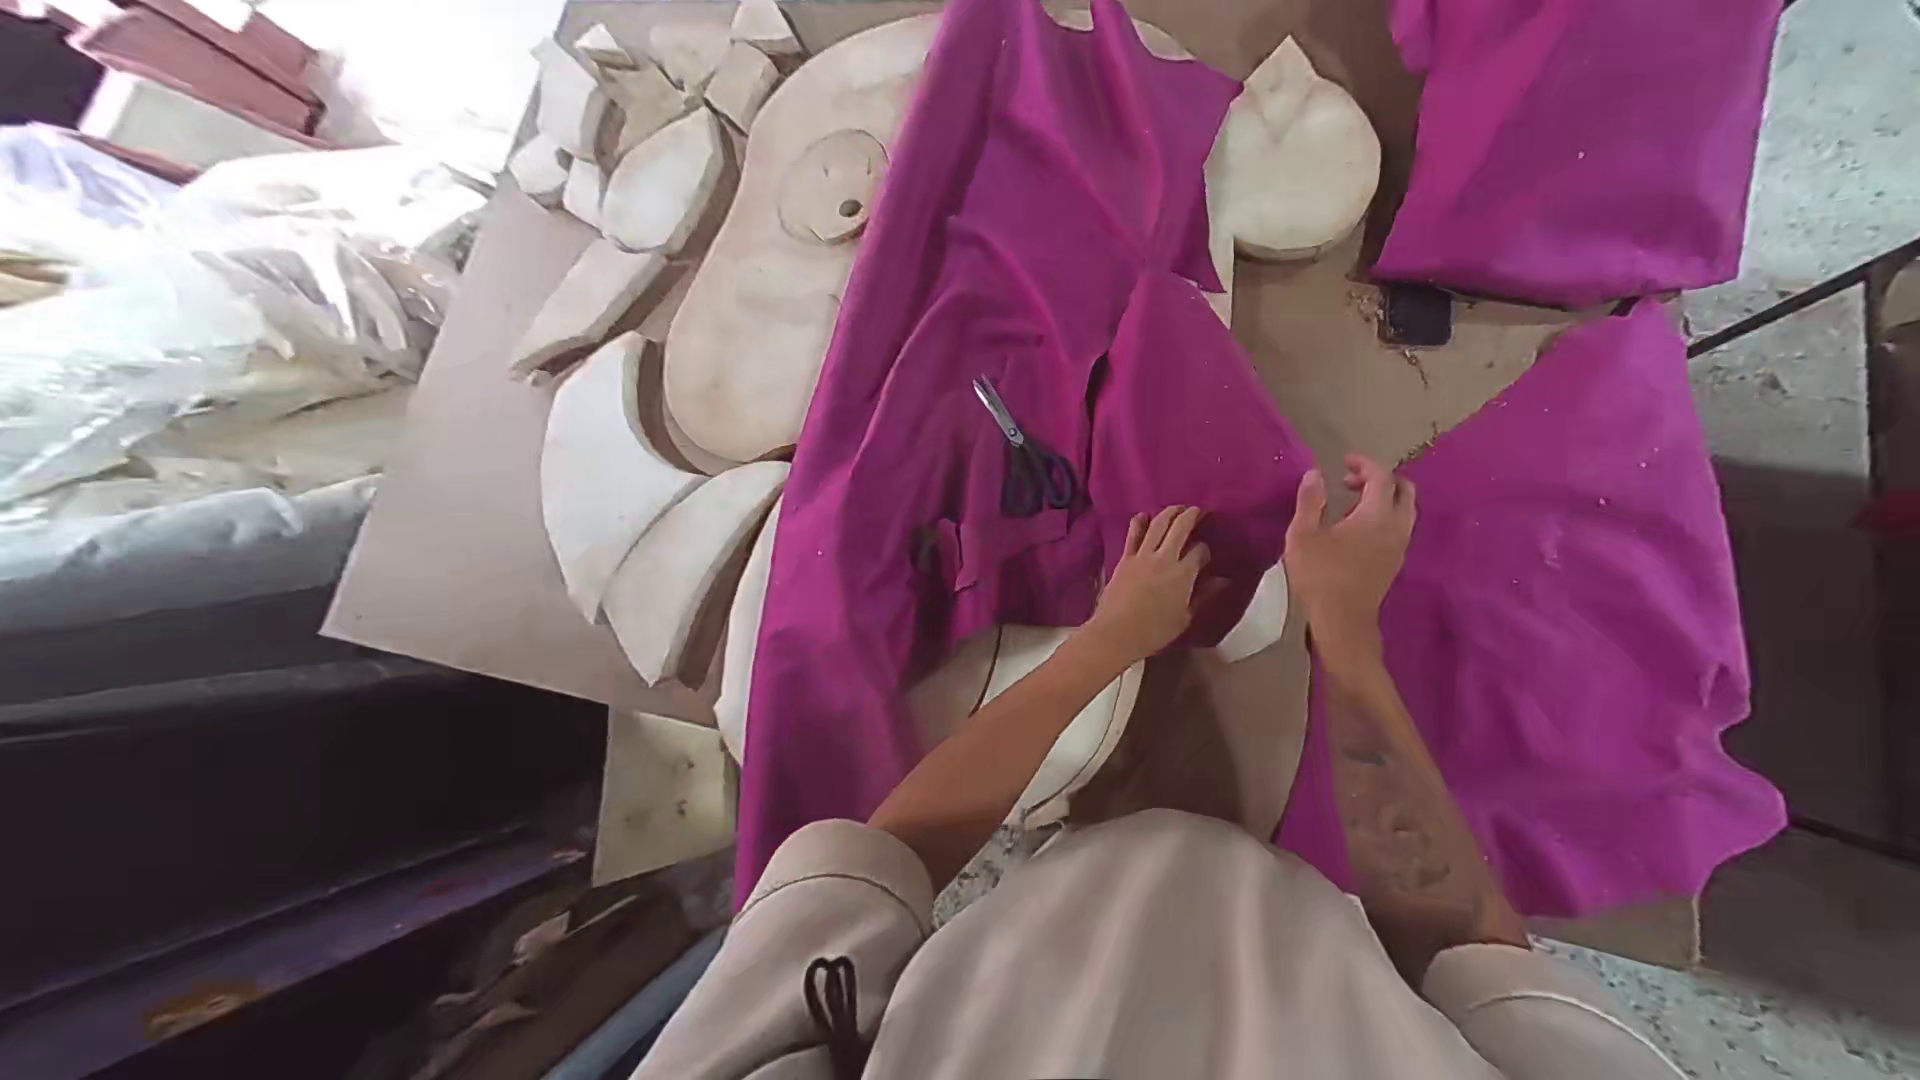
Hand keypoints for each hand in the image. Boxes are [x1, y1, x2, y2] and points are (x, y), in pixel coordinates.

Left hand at [1081, 505, 1215, 665]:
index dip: (1205, 550)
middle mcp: (1165, 558)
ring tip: (1177, 508)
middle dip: (1191, 516)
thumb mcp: (1185, 617)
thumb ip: (1203, 595)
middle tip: (1198, 511)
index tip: (1205, 555)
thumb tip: (1223, 580)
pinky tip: (1144, 515)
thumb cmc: (1154, 631)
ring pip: (1158, 525)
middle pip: (1180, 528)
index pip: (1199, 551)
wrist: (1117, 632)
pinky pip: (1133, 534)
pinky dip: (1139, 522)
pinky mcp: (1125, 558)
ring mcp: (1142, 556)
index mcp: (1184, 574)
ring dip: (1169, 512)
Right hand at [1283, 454, 1415, 673]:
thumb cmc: (1319, 574)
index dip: (1364, 463)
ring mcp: (1400, 544)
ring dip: (1383, 497)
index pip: (1381, 477)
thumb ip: (1311, 501)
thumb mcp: (1303, 535)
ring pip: (1405, 508)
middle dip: (1379, 478)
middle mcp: (1396, 525)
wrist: (1343, 619)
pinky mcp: (1395, 560)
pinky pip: (1399, 525)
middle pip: (1403, 489)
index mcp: (1375, 515)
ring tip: (1350, 503)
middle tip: (1349, 480)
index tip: (1343, 460)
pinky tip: (1356, 527)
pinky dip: (1384, 514)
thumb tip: (1315, 473)